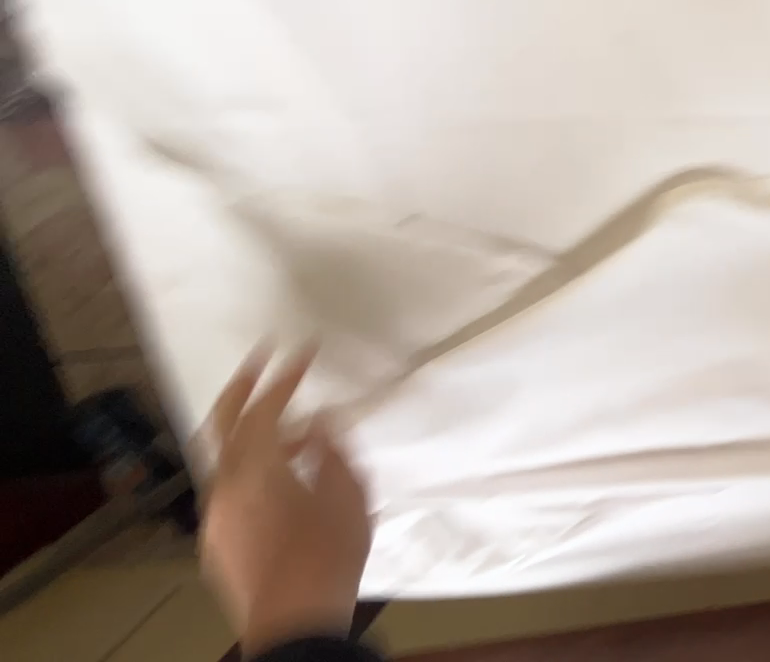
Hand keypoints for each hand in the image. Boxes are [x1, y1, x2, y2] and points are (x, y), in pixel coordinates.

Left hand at [198, 347, 371, 655]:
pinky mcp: (223, 537)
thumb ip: (332, 450)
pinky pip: (236, 482)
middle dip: (243, 389)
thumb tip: (323, 421)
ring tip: (304, 424)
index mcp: (255, 475)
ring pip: (231, 457)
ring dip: (262, 430)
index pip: (264, 412)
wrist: (296, 621)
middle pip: (224, 428)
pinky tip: (293, 468)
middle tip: (264, 358)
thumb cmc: (329, 554)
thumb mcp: (349, 493)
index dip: (284, 377)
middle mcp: (224, 491)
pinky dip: (259, 459)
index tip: (305, 350)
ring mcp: (218, 517)